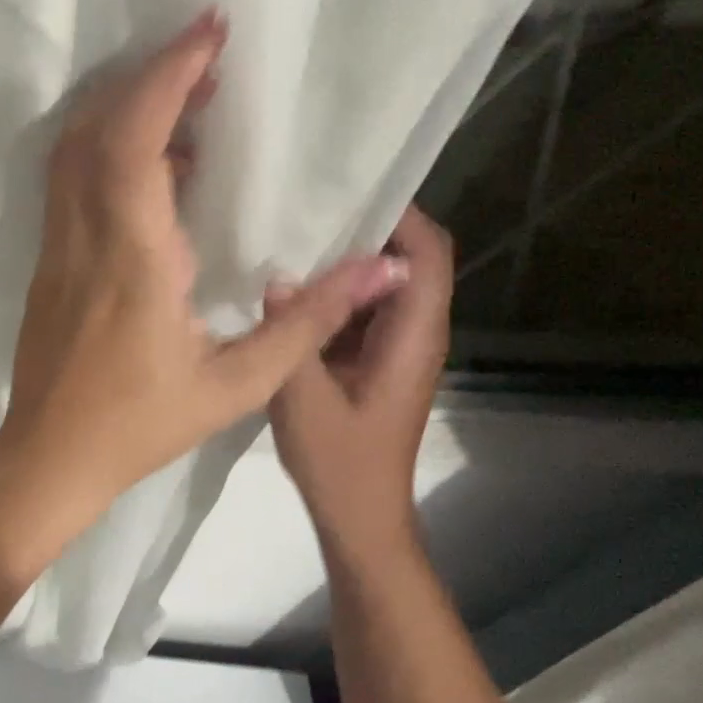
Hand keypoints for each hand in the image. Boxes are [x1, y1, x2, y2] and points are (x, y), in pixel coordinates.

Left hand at [0, 8, 405, 513]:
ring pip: (72, 158)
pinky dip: (107, 157)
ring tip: (192, 106)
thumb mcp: (234, 386)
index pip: (132, 142)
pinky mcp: (47, 268)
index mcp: (130, 259)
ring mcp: (55, 253)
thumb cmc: (138, 428)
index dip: (165, 78)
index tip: (210, 34)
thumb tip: (384, 267)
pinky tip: (159, 172)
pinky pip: (70, 192)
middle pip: (94, 132)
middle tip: (210, 60)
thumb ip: (307, 323)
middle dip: (147, 82)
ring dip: (122, 115)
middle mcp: (82, 241)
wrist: (48, 456)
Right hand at [267, 206, 453, 553]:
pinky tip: (281, 296)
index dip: (399, 215)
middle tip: (299, 210)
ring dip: (339, 266)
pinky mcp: (368, 365)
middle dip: (360, 232)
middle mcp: (412, 334)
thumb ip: (292, 336)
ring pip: (376, 289)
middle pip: (404, 263)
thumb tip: (276, 276)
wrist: (358, 515)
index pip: (426, 255)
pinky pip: (355, 315)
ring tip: (284, 242)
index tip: (345, 187)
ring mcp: (391, 350)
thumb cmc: (341, 461)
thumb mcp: (303, 399)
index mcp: (413, 336)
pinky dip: (327, 299)